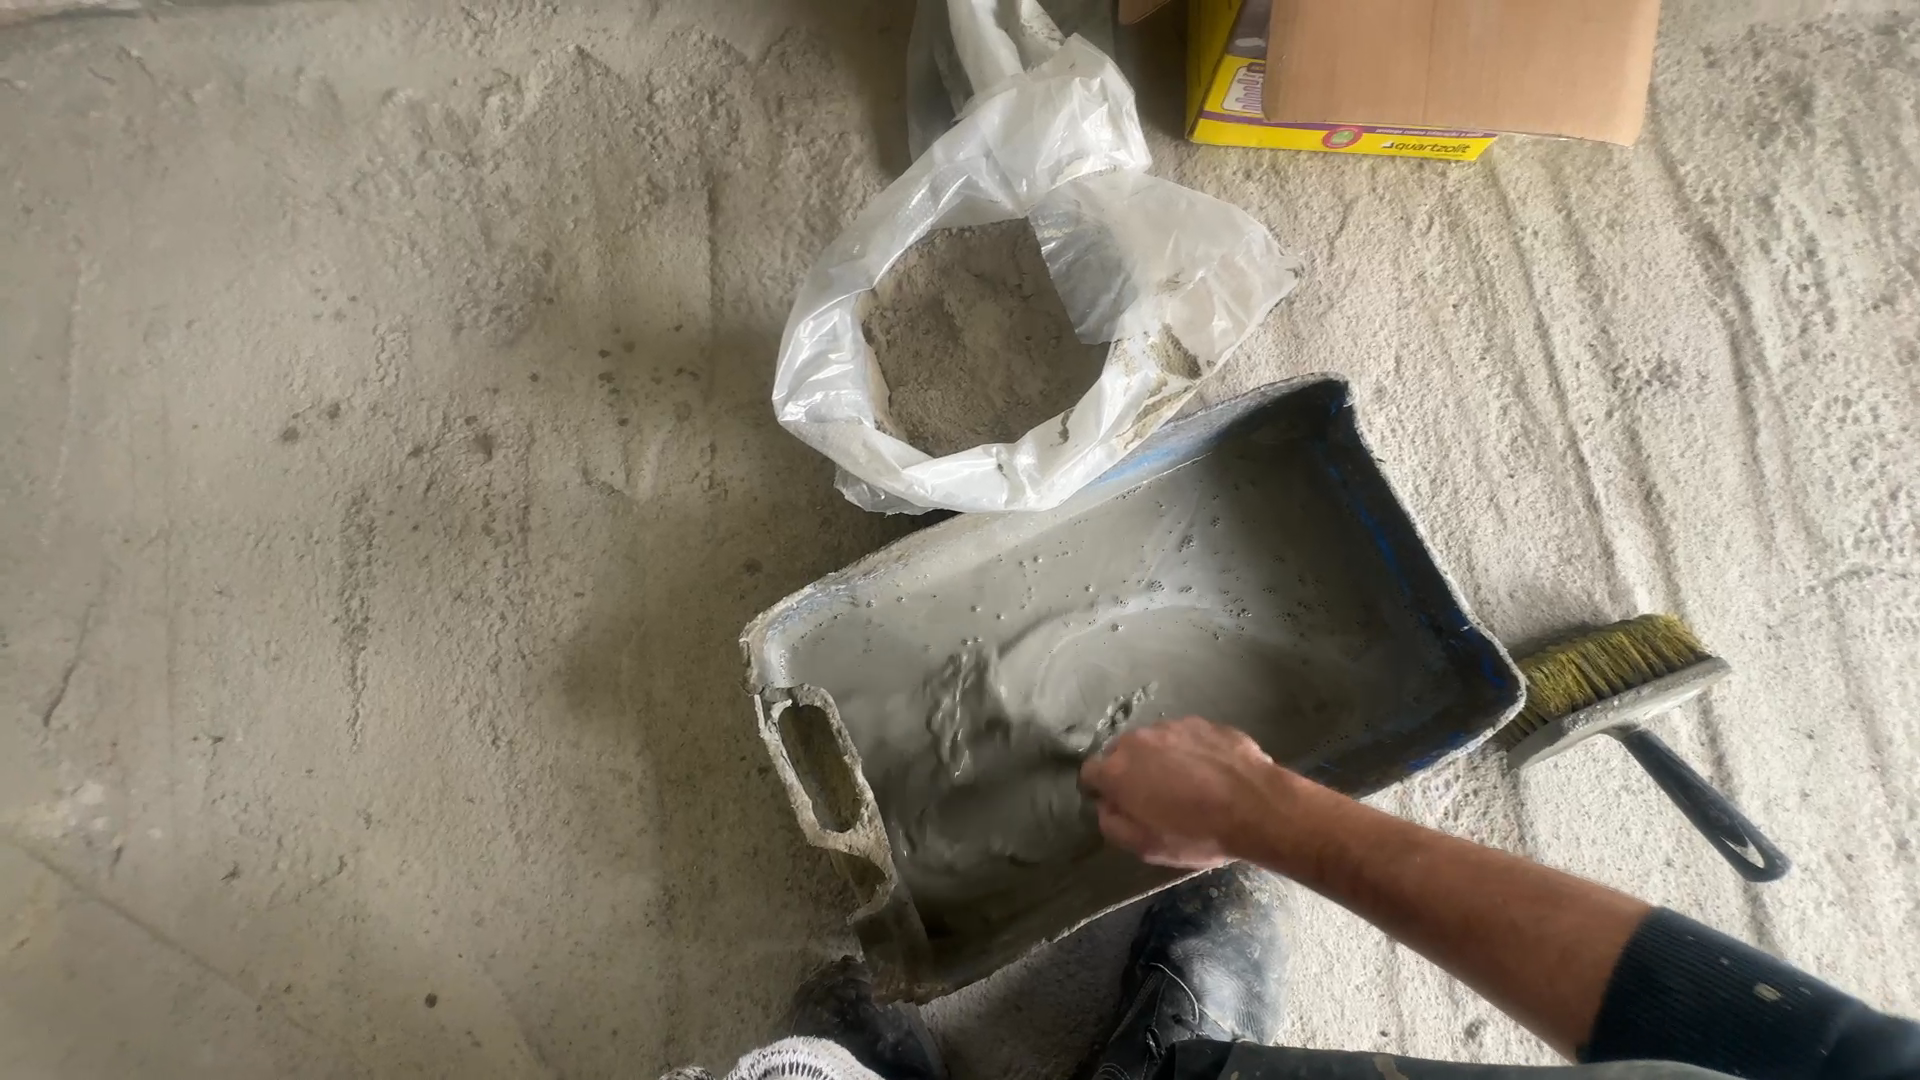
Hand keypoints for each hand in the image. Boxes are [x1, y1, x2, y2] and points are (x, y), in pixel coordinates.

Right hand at [1079, 715, 1279, 868]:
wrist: (1257, 806)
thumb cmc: (1196, 832)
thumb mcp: (1146, 846)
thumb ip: (1112, 824)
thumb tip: (1105, 806)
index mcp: (1117, 770)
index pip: (1090, 772)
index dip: (1101, 789)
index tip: (1119, 804)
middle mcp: (1138, 740)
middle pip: (1121, 753)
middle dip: (1131, 772)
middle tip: (1155, 796)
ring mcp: (1171, 726)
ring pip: (1154, 742)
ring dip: (1161, 759)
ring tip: (1188, 784)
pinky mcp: (1202, 722)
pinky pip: (1186, 737)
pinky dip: (1191, 752)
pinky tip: (1211, 773)